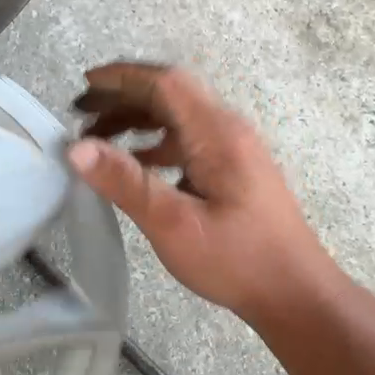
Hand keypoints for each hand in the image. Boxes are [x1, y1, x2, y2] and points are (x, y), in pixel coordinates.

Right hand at [68, 62, 341, 323]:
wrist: (299, 297)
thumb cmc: (237, 259)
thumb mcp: (172, 222)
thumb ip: (124, 181)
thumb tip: (75, 148)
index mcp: (216, 134)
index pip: (165, 82)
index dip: (122, 77)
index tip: (83, 83)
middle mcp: (227, 131)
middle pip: (169, 93)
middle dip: (121, 95)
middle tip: (79, 111)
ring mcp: (233, 149)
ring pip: (176, 115)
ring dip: (134, 118)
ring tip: (96, 136)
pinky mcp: (233, 169)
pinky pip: (184, 137)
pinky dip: (150, 140)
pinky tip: (132, 162)